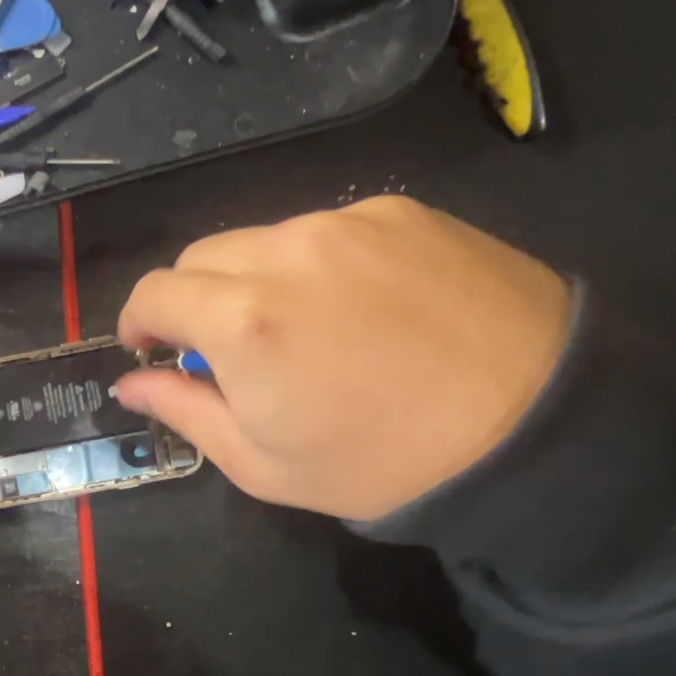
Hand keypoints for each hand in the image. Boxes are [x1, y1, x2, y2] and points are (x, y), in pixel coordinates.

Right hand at [114, 196, 571, 520]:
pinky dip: (313, 262)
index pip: (152, 292)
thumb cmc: (384, 462)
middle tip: (221, 347)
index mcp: (241, 320)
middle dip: (191, 299)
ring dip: (250, 278)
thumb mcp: (263, 463)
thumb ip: (183, 411)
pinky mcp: (403, 212)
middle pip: (198, 257)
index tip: (151, 350)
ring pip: (260, 239)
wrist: (544, 430)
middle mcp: (285, 252)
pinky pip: (325, 229)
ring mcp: (347, 225)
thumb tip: (131, 383)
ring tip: (298, 325)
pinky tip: (356, 304)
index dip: (138, 321)